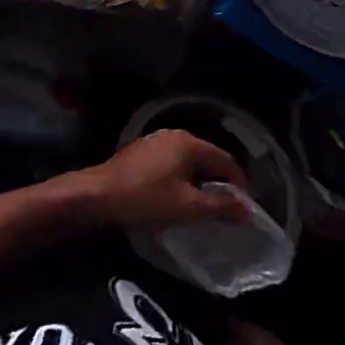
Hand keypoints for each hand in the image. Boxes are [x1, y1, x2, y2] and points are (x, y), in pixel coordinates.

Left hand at [84, 130, 251, 228]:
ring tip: (203, 207)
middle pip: (207, 158)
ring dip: (199, 182)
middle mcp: (173, 135)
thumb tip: (246, 210)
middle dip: (219, 183)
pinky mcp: (140, 153)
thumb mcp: (188, 207)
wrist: (98, 195)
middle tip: (226, 209)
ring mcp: (154, 141)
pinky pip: (170, 164)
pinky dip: (180, 179)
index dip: (240, 184)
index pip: (226, 160)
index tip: (245, 208)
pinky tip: (175, 198)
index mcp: (189, 143)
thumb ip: (220, 207)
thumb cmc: (147, 199)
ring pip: (187, 162)